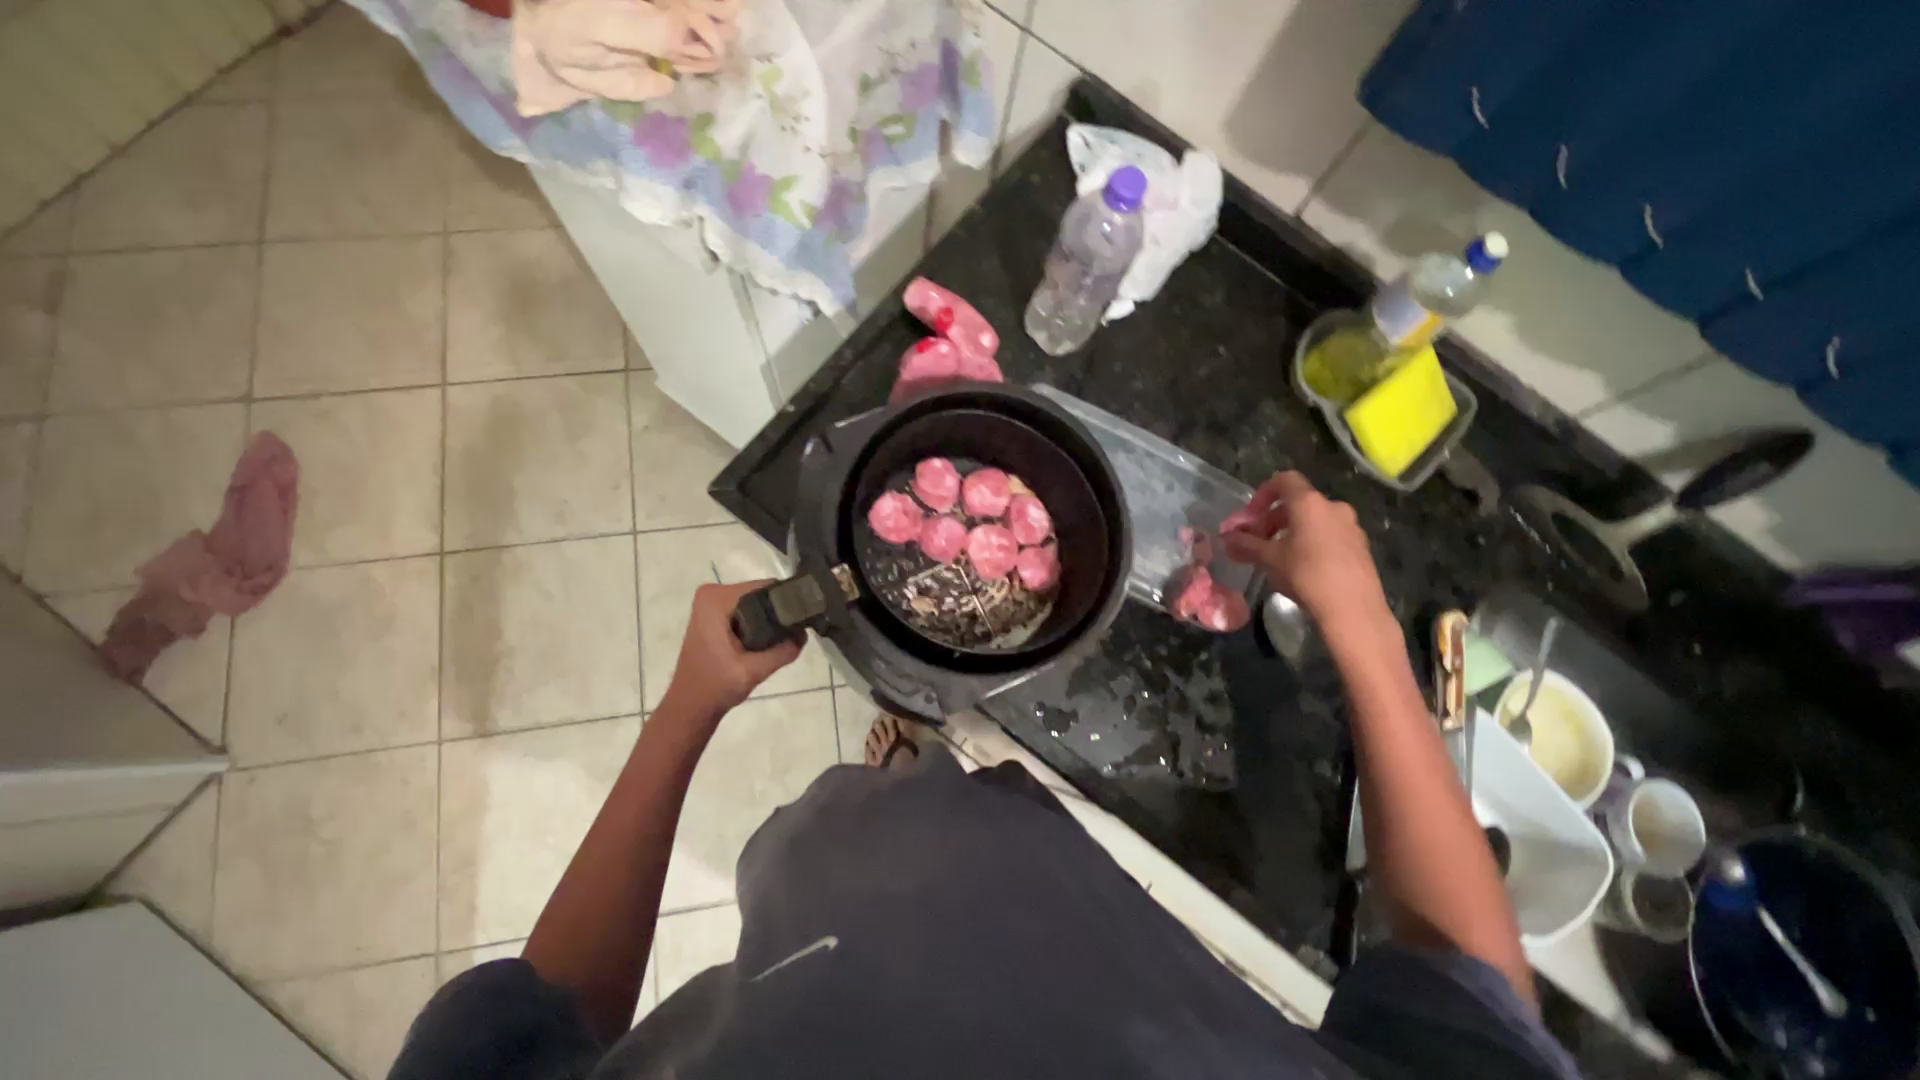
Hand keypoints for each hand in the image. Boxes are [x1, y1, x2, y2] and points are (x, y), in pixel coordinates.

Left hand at [660, 580, 802, 717]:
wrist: (690, 705)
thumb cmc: (715, 686)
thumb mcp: (753, 670)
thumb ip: (782, 651)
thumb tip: (804, 636)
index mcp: (716, 599)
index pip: (765, 587)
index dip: (786, 602)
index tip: (803, 621)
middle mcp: (712, 594)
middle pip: (760, 594)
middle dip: (778, 614)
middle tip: (793, 636)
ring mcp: (711, 604)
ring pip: (755, 604)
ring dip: (769, 621)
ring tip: (782, 642)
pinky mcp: (714, 616)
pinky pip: (745, 612)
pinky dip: (758, 625)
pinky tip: (767, 644)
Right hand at [1221, 472, 1390, 629]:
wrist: (1353, 608)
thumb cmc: (1306, 575)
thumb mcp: (1269, 559)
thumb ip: (1246, 544)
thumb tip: (1227, 538)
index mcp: (1309, 503)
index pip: (1284, 480)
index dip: (1263, 494)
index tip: (1251, 517)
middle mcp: (1333, 507)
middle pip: (1298, 502)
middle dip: (1273, 519)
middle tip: (1258, 542)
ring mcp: (1351, 526)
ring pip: (1314, 520)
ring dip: (1292, 531)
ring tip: (1279, 557)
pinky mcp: (1361, 546)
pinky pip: (1330, 535)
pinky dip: (1311, 542)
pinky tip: (1303, 568)